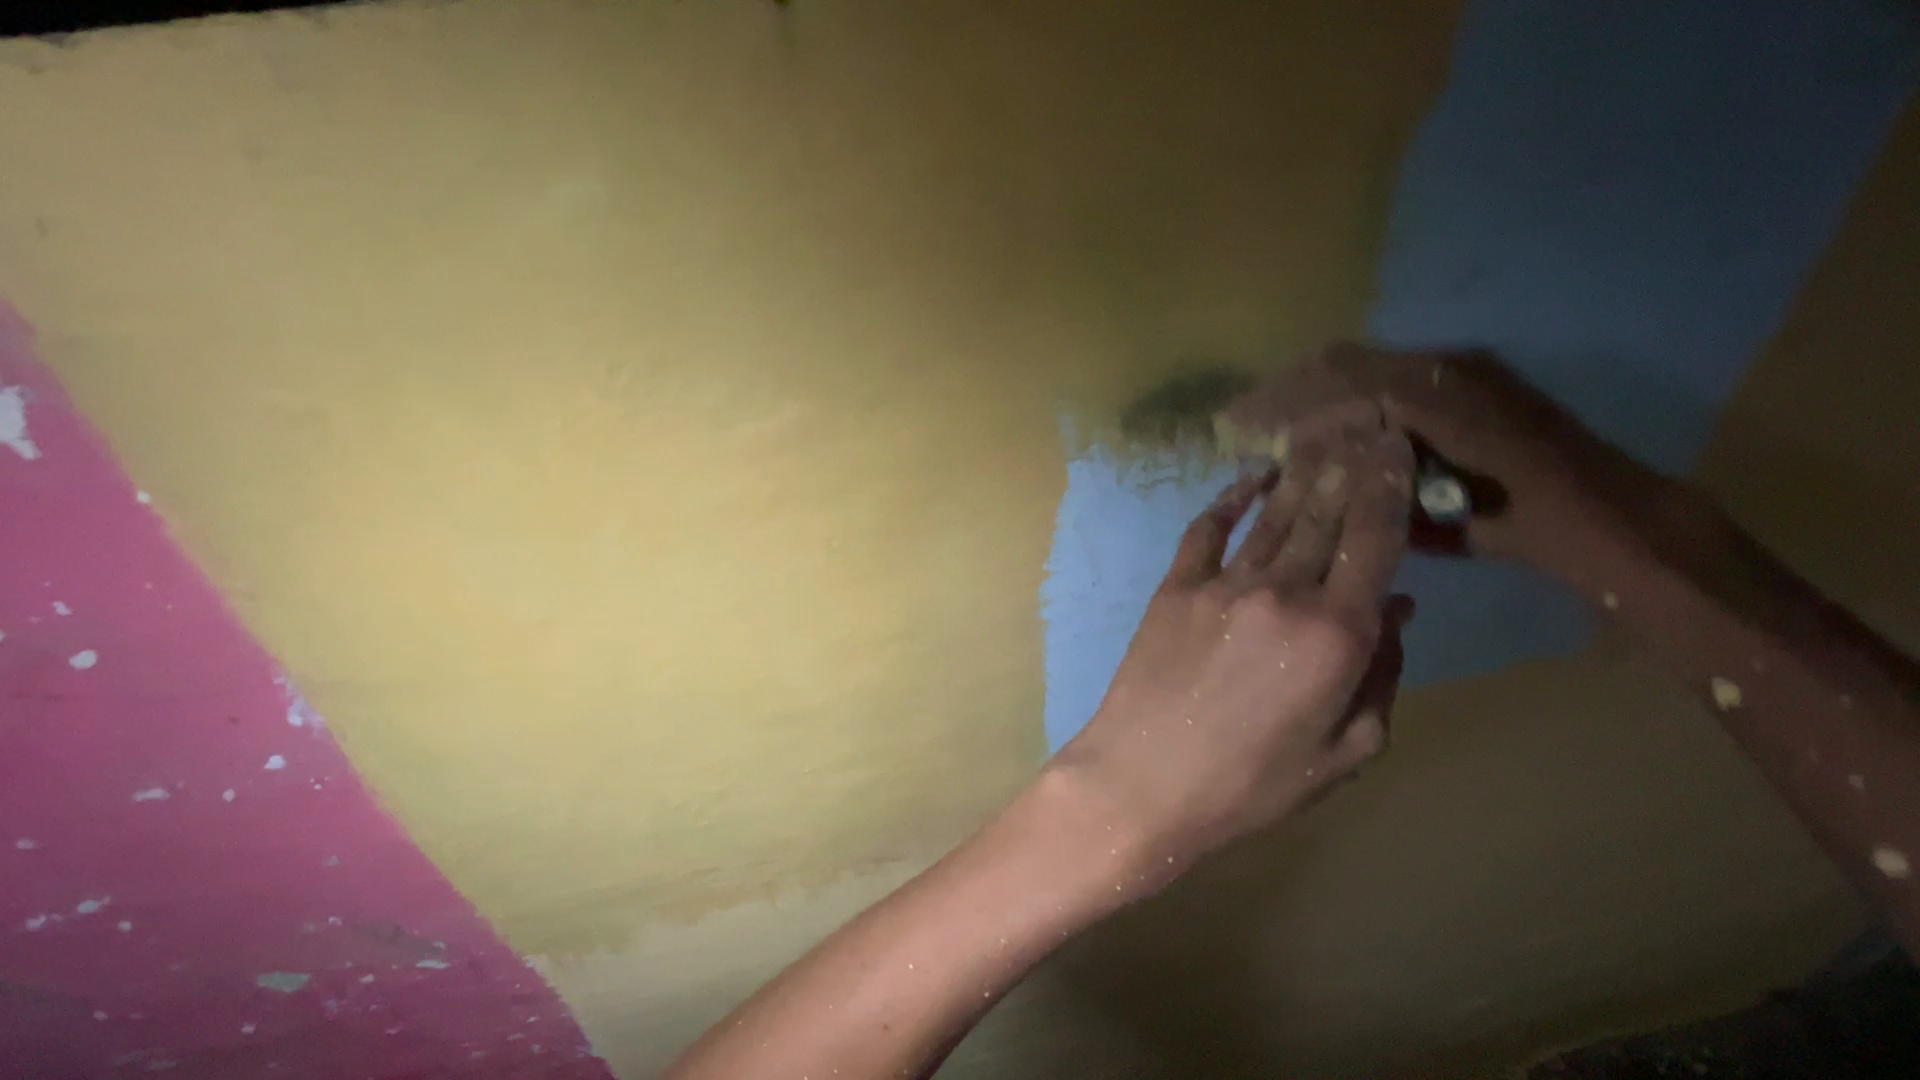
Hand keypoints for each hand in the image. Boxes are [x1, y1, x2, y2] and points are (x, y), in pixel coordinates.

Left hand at [1046, 427, 1417, 876]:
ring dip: (1302, 472)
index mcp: (1337, 634)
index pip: (1376, 540)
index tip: (1399, 446)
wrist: (1143, 781)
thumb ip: (1381, 677)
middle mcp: (1284, 592)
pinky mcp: (1175, 587)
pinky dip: (1231, 499)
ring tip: (1324, 434)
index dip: (1391, 486)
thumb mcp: (1342, 752)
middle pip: (1328, 513)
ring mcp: (1222, 584)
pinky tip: (1251, 478)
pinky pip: (1208, 530)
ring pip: (1275, 515)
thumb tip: (1395, 608)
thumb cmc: (1251, 784)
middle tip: (1368, 421)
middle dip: (1353, 463)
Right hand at [1217, 342, 1660, 563]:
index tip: (1238, 424)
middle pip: (1343, 362)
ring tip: (1276, 422)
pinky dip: (1350, 394)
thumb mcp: (1440, 516)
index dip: (1282, 403)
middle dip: (1289, 390)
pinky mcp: (1470, 379)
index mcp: (1434, 396)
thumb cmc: (1526, 526)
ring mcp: (1462, 367)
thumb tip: (1315, 466)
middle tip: (1245, 418)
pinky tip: (1329, 425)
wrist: (1615, 515)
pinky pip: (1393, 374)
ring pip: (1366, 363)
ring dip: (1318, 390)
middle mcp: (1444, 366)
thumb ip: (1376, 482)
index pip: (1336, 383)